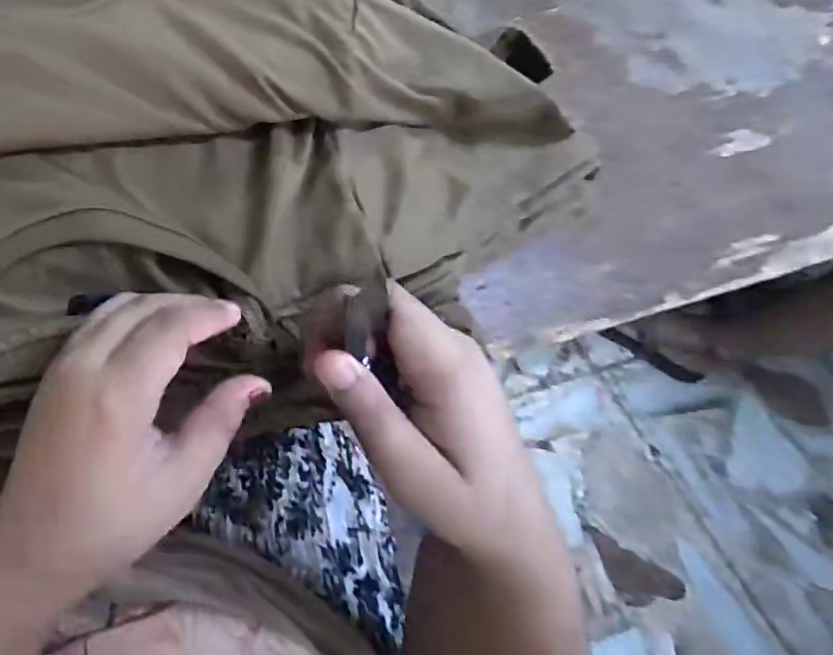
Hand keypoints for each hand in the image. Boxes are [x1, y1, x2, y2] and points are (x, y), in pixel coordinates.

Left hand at [0, 292, 270, 603]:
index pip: (168, 327)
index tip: (237, 314)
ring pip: (114, 306)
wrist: (34, 542)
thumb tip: (256, 381)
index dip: (206, 314)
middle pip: (141, 307)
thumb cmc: (114, 522)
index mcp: (119, 391)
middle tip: (221, 315)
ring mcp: (63, 361)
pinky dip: (128, 312)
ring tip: (191, 317)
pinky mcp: (52, 367)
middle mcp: (86, 362)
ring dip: (155, 303)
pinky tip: (148, 327)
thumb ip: (218, 421)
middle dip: (185, 303)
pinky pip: (94, 320)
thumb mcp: (179, 481)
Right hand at [310, 281, 559, 569]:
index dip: (342, 311)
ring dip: (354, 340)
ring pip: (389, 318)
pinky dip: (373, 351)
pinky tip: (365, 390)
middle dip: (341, 325)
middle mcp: (455, 343)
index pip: (385, 298)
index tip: (317, 354)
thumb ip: (368, 408)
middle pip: (384, 304)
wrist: (516, 535)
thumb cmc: (461, 506)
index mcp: (447, 362)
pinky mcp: (453, 365)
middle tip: (316, 373)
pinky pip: (402, 337)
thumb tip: (325, 356)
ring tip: (336, 385)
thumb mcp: (407, 468)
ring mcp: (458, 352)